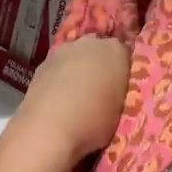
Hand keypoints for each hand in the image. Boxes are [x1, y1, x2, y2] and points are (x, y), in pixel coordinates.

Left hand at [16, 36, 130, 163]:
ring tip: (78, 97)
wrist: (47, 128)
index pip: (127, 53)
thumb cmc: (93, 122)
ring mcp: (65, 49)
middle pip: (101, 50)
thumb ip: (122, 91)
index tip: (123, 88)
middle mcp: (92, 42)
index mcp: (117, 51)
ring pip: (78, 57)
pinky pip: (59, 67)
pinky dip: (61, 78)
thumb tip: (117, 89)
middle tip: (102, 91)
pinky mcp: (43, 61)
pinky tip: (59, 99)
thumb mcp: (122, 110)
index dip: (124, 71)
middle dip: (101, 66)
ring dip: (79, 70)